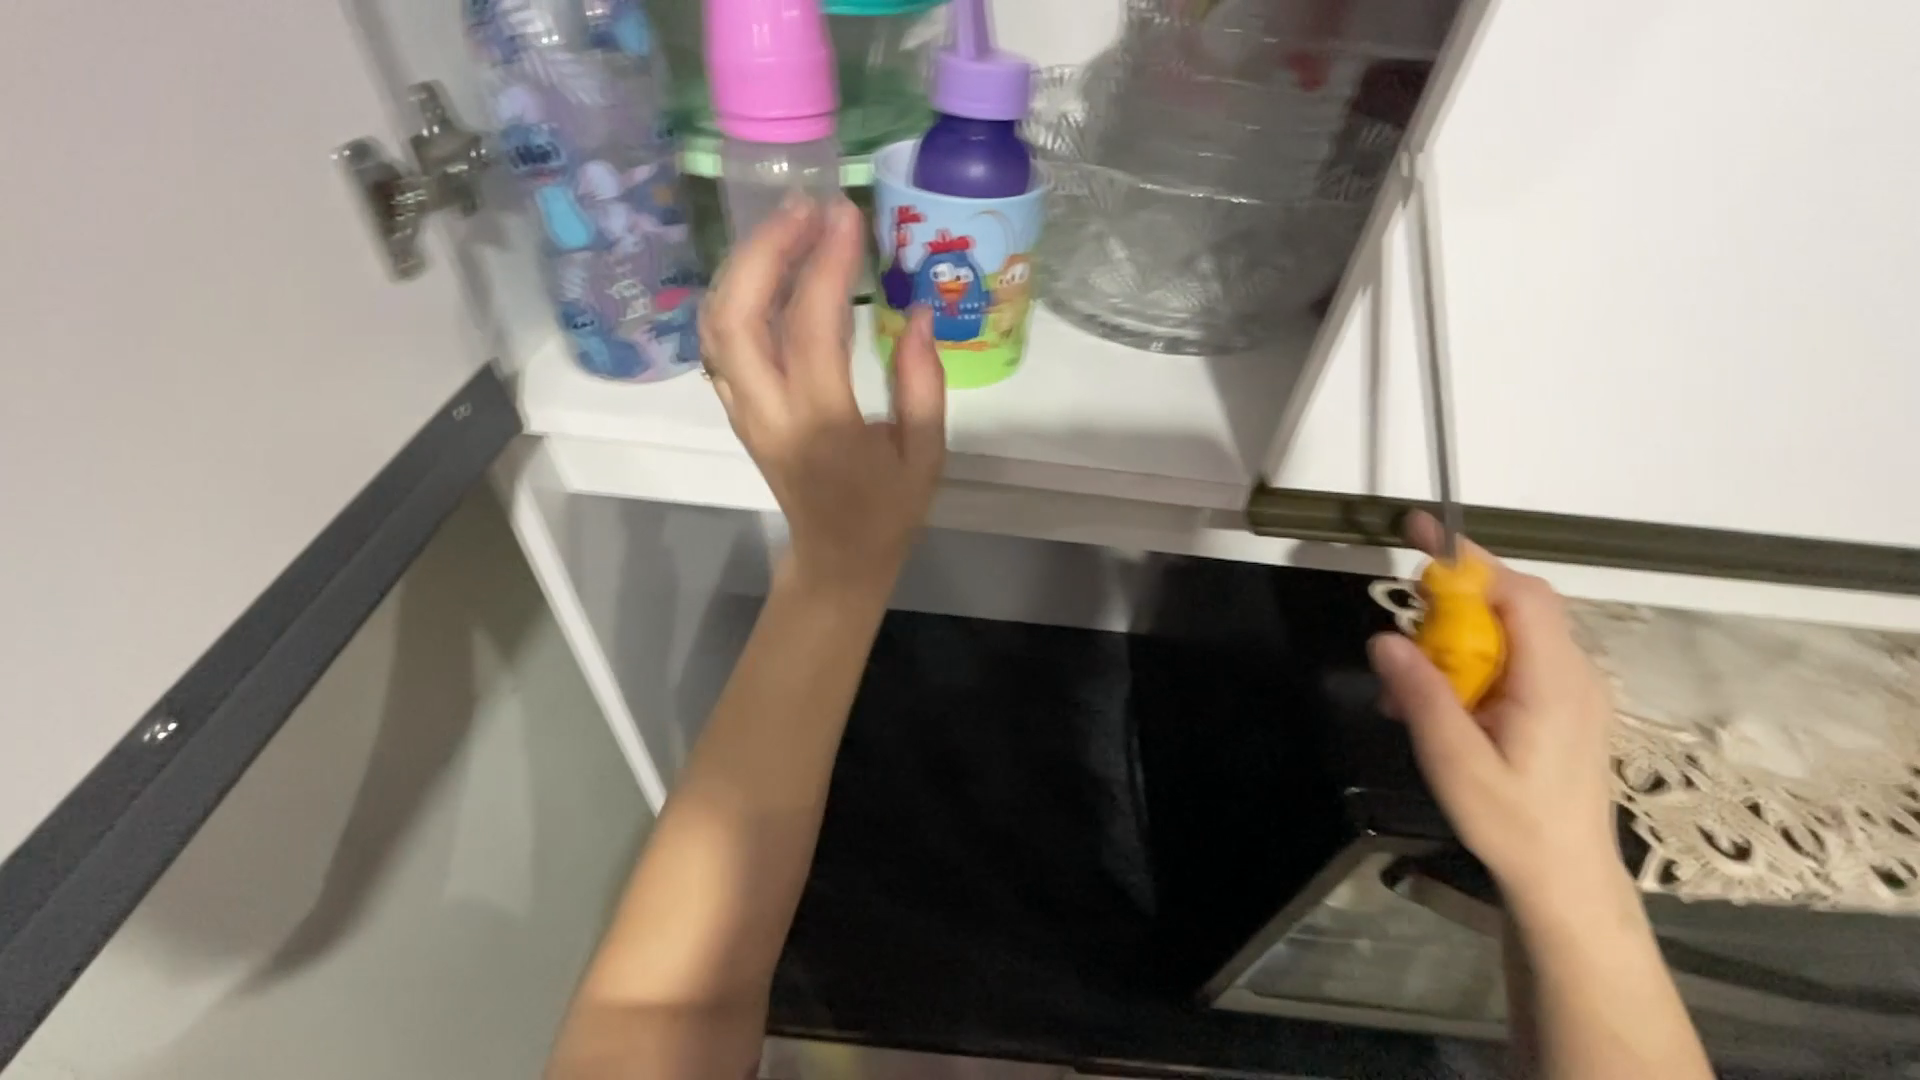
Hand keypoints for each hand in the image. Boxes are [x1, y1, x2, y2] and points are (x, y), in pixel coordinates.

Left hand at [700, 196, 946, 596]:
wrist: (836, 557)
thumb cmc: (887, 512)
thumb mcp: (926, 455)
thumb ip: (923, 383)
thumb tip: (918, 312)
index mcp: (822, 426)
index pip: (811, 327)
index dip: (826, 264)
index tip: (847, 216)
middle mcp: (769, 413)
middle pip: (736, 316)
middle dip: (764, 250)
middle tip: (804, 209)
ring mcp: (744, 412)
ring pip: (716, 326)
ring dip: (744, 266)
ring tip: (786, 227)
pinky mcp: (738, 410)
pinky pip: (721, 343)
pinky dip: (736, 294)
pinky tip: (768, 269)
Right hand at [1368, 513, 1623, 912]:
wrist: (1567, 877)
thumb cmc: (1513, 822)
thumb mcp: (1455, 763)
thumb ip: (1423, 696)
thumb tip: (1384, 639)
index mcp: (1553, 683)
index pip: (1519, 595)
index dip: (1470, 559)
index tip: (1421, 532)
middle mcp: (1571, 673)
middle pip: (1514, 604)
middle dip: (1452, 602)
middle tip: (1404, 637)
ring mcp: (1570, 688)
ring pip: (1509, 630)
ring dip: (1453, 639)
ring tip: (1410, 687)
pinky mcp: (1560, 703)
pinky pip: (1512, 657)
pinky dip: (1468, 660)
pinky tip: (1438, 702)